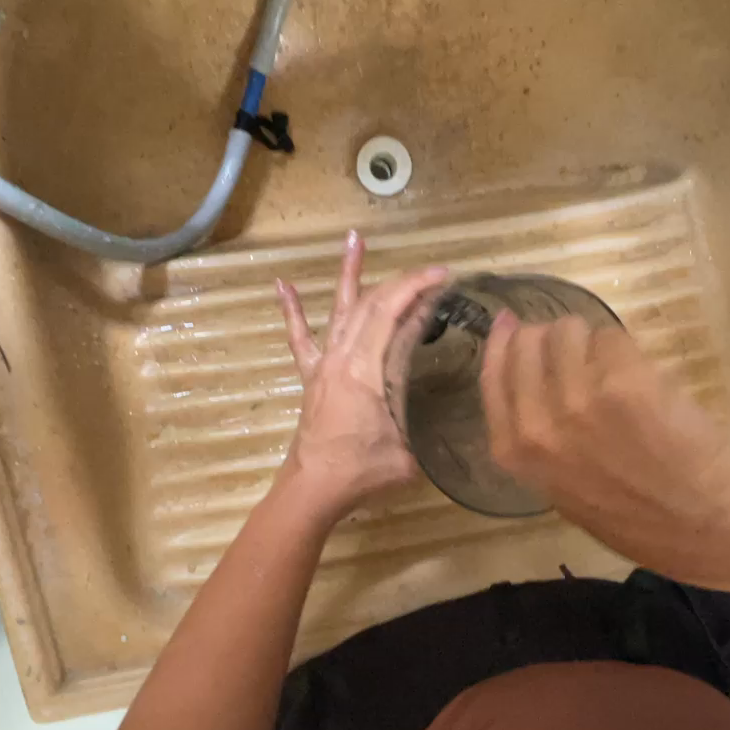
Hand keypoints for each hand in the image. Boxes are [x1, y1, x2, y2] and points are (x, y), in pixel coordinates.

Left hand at [274, 232, 447, 521]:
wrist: (314, 490)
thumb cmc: (364, 473)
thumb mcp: (409, 446)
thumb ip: (420, 409)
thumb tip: (438, 385)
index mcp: (368, 372)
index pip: (396, 318)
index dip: (421, 292)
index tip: (446, 277)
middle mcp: (343, 358)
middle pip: (372, 305)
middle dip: (403, 282)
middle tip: (431, 270)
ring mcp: (324, 364)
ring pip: (340, 310)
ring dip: (349, 273)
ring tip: (354, 239)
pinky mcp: (312, 376)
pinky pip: (300, 338)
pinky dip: (293, 311)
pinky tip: (283, 286)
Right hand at [480, 312, 729, 587]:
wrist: (699, 522)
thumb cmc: (630, 512)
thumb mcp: (556, 485)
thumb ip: (532, 434)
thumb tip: (525, 369)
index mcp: (516, 451)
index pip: (492, 374)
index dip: (502, 341)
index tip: (510, 321)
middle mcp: (538, 424)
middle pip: (527, 343)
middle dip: (550, 338)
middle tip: (578, 351)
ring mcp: (579, 400)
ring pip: (569, 332)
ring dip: (590, 341)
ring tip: (614, 370)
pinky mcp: (624, 383)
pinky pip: (612, 337)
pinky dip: (626, 350)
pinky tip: (643, 378)